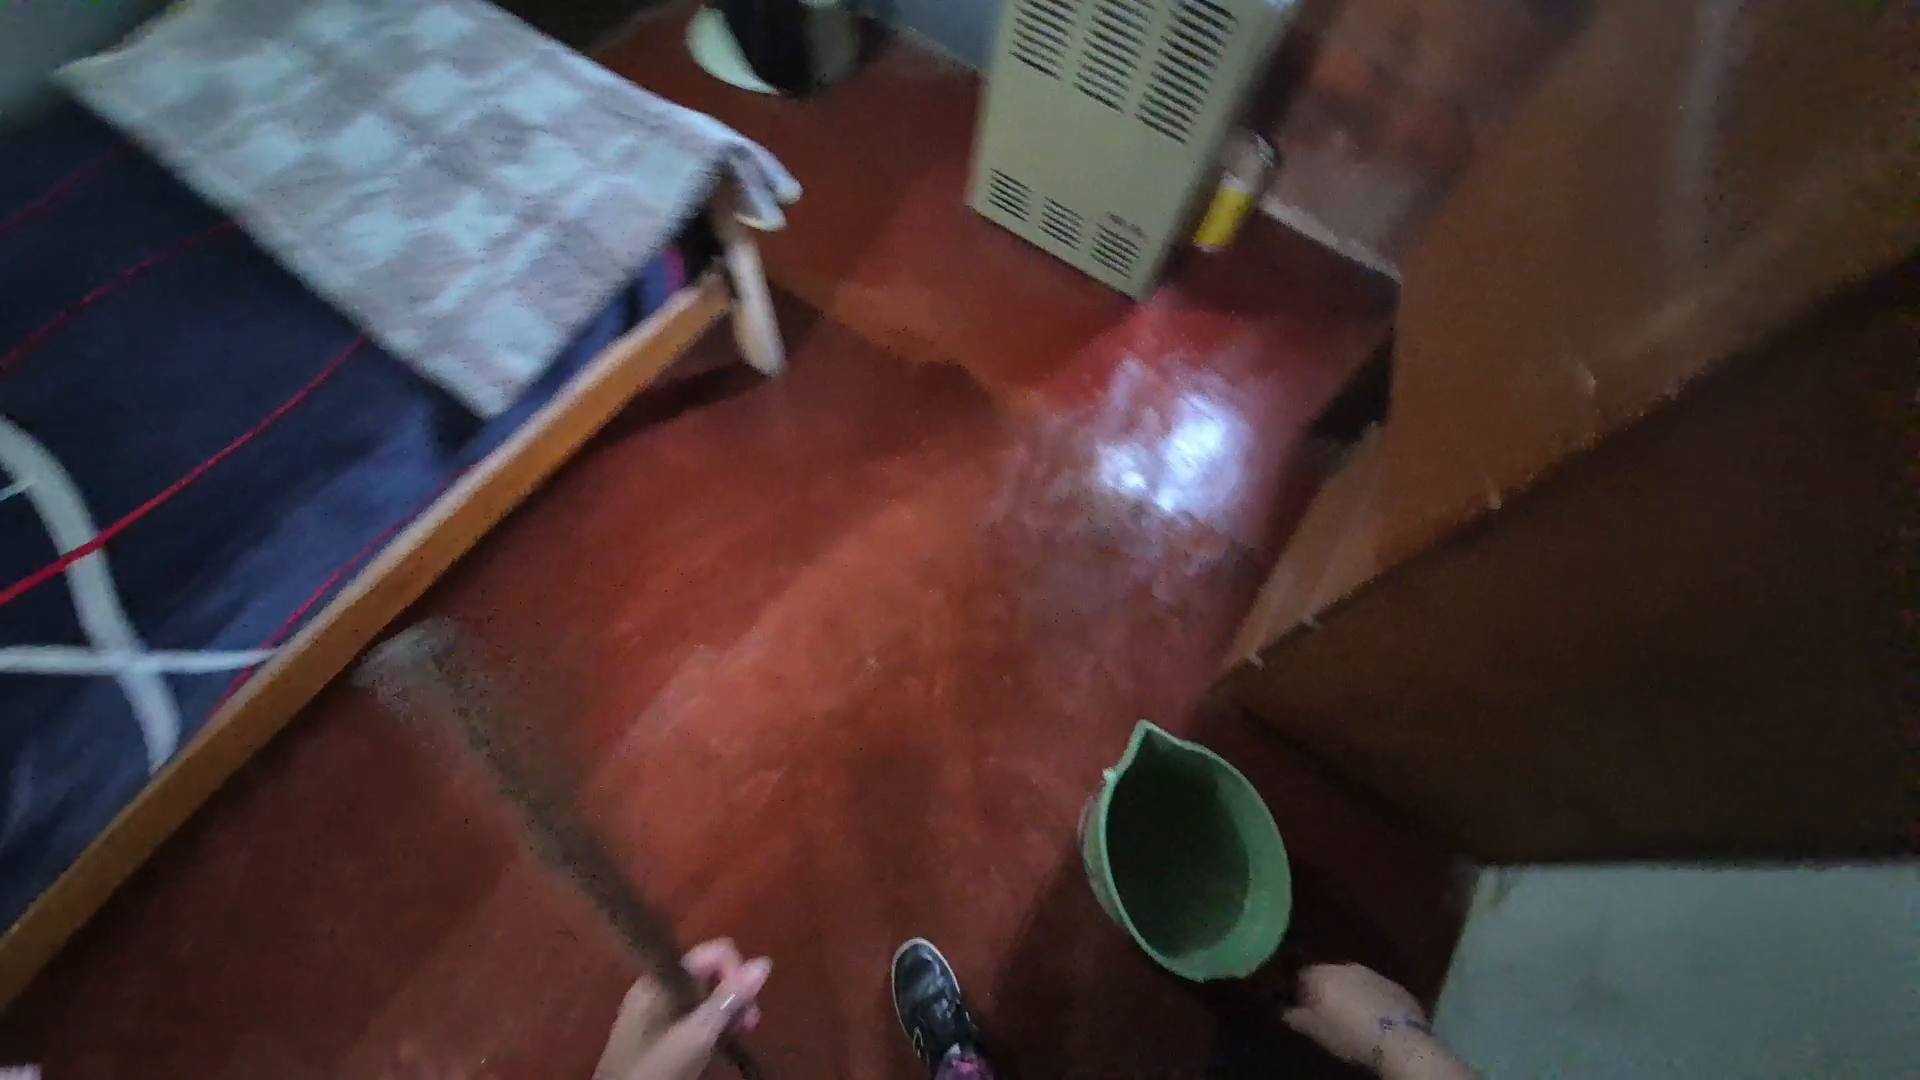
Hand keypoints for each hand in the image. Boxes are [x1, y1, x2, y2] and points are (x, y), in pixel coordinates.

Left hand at [595, 939, 771, 1079]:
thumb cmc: (654, 1072)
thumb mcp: (696, 1036)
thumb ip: (729, 999)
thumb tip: (765, 962)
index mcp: (662, 979)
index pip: (713, 953)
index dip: (736, 972)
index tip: (747, 1003)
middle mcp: (659, 988)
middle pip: (712, 973)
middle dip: (735, 995)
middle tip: (748, 1025)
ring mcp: (657, 1012)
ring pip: (706, 997)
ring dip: (728, 1013)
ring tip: (739, 1036)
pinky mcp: (658, 1036)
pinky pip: (695, 1017)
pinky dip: (713, 1027)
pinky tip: (719, 1045)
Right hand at [1281, 963, 1426, 1066]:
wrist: (1400, 1040)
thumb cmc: (1349, 1034)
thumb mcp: (1314, 1030)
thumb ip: (1292, 1016)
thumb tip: (1280, 1008)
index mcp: (1318, 973)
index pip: (1299, 975)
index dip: (1298, 991)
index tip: (1299, 1005)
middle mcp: (1342, 966)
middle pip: (1326, 974)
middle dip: (1325, 989)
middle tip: (1326, 1009)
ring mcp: (1370, 973)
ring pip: (1351, 980)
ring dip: (1348, 992)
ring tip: (1351, 1013)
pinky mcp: (1394, 985)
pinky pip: (1374, 989)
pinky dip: (1370, 998)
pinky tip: (1374, 1016)